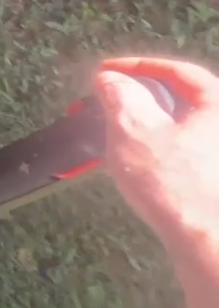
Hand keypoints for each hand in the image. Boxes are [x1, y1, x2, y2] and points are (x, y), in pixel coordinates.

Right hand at [97, 57, 218, 255]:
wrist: (212, 241)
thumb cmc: (175, 181)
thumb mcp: (132, 128)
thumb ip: (119, 94)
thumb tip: (112, 79)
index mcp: (218, 110)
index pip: (181, 72)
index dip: (139, 66)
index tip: (105, 71)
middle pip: (183, 101)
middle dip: (136, 99)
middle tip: (100, 106)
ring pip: (183, 128)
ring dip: (143, 125)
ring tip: (110, 137)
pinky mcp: (215, 181)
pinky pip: (188, 152)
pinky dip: (159, 148)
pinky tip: (136, 163)